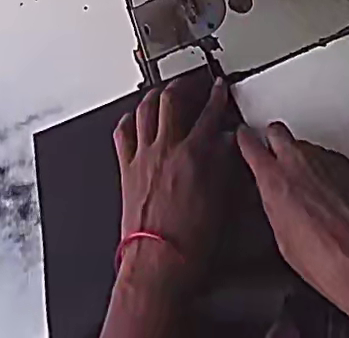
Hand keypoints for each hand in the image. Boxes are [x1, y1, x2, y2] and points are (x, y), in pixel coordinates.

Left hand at [112, 75, 232, 289]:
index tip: (217, 89)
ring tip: (161, 91)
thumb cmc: (188, 244)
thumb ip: (222, 166)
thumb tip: (226, 146)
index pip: (208, 114)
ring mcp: (143, 156)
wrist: (158, 265)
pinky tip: (132, 117)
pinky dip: (128, 120)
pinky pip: (122, 134)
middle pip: (171, 101)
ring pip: (144, 110)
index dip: (215, 97)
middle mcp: (165, 149)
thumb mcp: (219, 201)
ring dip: (154, 96)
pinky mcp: (127, 169)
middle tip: (188, 83)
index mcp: (193, 155)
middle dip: (181, 86)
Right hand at [236, 121, 348, 315]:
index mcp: (274, 179)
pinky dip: (324, 170)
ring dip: (302, 159)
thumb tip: (275, 199)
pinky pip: (326, 158)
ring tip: (308, 186)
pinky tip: (330, 194)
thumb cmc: (329, 262)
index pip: (250, 143)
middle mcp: (297, 161)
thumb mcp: (284, 242)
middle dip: (274, 139)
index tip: (244, 137)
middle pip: (277, 130)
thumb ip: (275, 206)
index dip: (245, 140)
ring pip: (304, 145)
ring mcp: (323, 158)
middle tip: (275, 154)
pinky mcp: (346, 164)